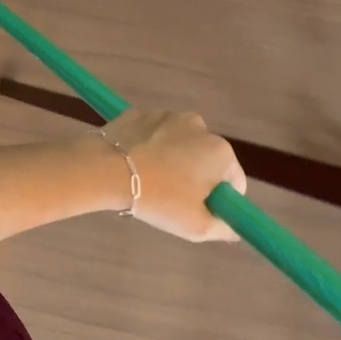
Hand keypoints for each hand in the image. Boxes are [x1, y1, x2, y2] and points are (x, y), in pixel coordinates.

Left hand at [99, 109, 245, 242]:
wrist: (107, 168)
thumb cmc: (160, 198)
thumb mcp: (199, 227)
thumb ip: (225, 227)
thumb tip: (232, 225)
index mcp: (220, 151)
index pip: (233, 181)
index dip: (221, 199)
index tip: (200, 209)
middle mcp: (198, 125)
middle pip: (207, 158)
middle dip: (197, 175)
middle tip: (174, 195)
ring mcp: (166, 114)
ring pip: (180, 143)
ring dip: (174, 158)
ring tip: (152, 178)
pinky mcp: (140, 112)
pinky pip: (155, 133)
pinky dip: (151, 145)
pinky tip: (137, 161)